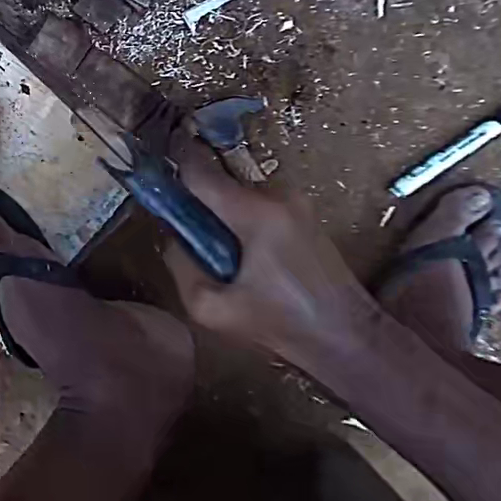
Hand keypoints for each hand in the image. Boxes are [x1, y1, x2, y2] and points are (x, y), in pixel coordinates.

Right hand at [161, 137, 378, 370]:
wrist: (350, 337)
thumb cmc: (281, 324)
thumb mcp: (212, 309)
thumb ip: (180, 266)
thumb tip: (170, 237)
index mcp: (253, 213)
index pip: (199, 170)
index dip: (171, 162)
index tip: (151, 164)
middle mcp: (275, 194)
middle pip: (217, 180)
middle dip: (198, 201)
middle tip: (191, 237)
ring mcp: (294, 199)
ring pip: (237, 191)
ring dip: (222, 212)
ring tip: (224, 254)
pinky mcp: (304, 210)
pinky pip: (256, 202)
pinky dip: (242, 219)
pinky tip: (248, 254)